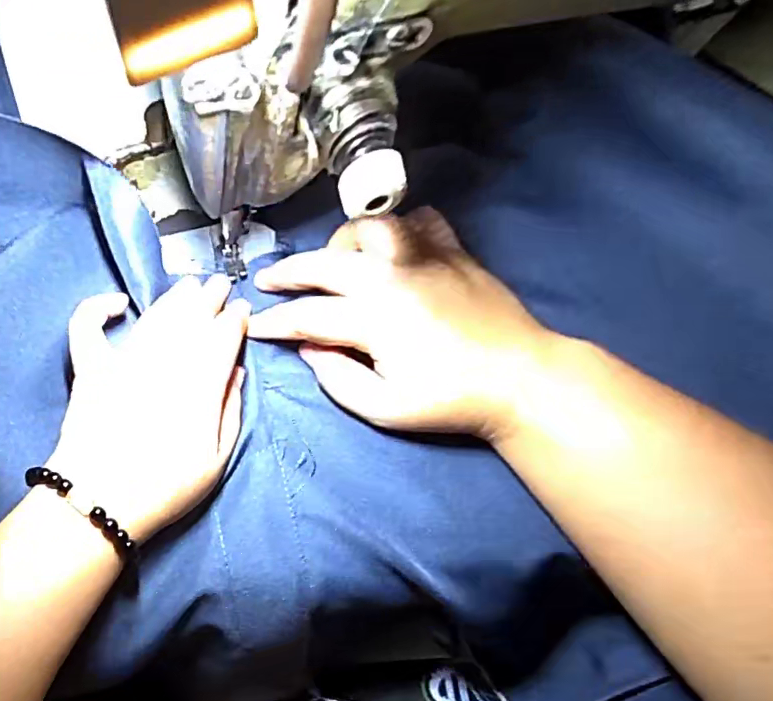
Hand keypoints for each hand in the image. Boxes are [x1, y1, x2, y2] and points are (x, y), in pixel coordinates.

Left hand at [46, 275, 248, 542]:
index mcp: (201, 382)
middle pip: (191, 316)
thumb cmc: (165, 489)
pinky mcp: (89, 368)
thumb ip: (230, 411)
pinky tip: (116, 303)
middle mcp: (165, 360)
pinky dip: (97, 308)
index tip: (241, 311)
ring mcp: (123, 360)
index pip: (223, 335)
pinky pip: (88, 326)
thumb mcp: (216, 460)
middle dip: (209, 298)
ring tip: (187, 288)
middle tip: (219, 286)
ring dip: (173, 298)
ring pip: (153, 315)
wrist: (101, 500)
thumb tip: (235, 373)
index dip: (234, 318)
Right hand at [247, 207, 583, 443]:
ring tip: (335, 263)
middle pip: (326, 262)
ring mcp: (425, 256)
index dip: (275, 321)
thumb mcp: (384, 408)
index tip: (255, 324)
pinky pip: (420, 221)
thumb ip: (338, 379)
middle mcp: (392, 275)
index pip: (308, 314)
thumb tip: (310, 350)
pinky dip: (399, 231)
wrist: (517, 377)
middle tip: (269, 281)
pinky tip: (394, 251)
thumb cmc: (448, 400)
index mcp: (373, 316)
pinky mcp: (454, 251)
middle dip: (289, 271)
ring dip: (342, 242)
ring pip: (370, 227)